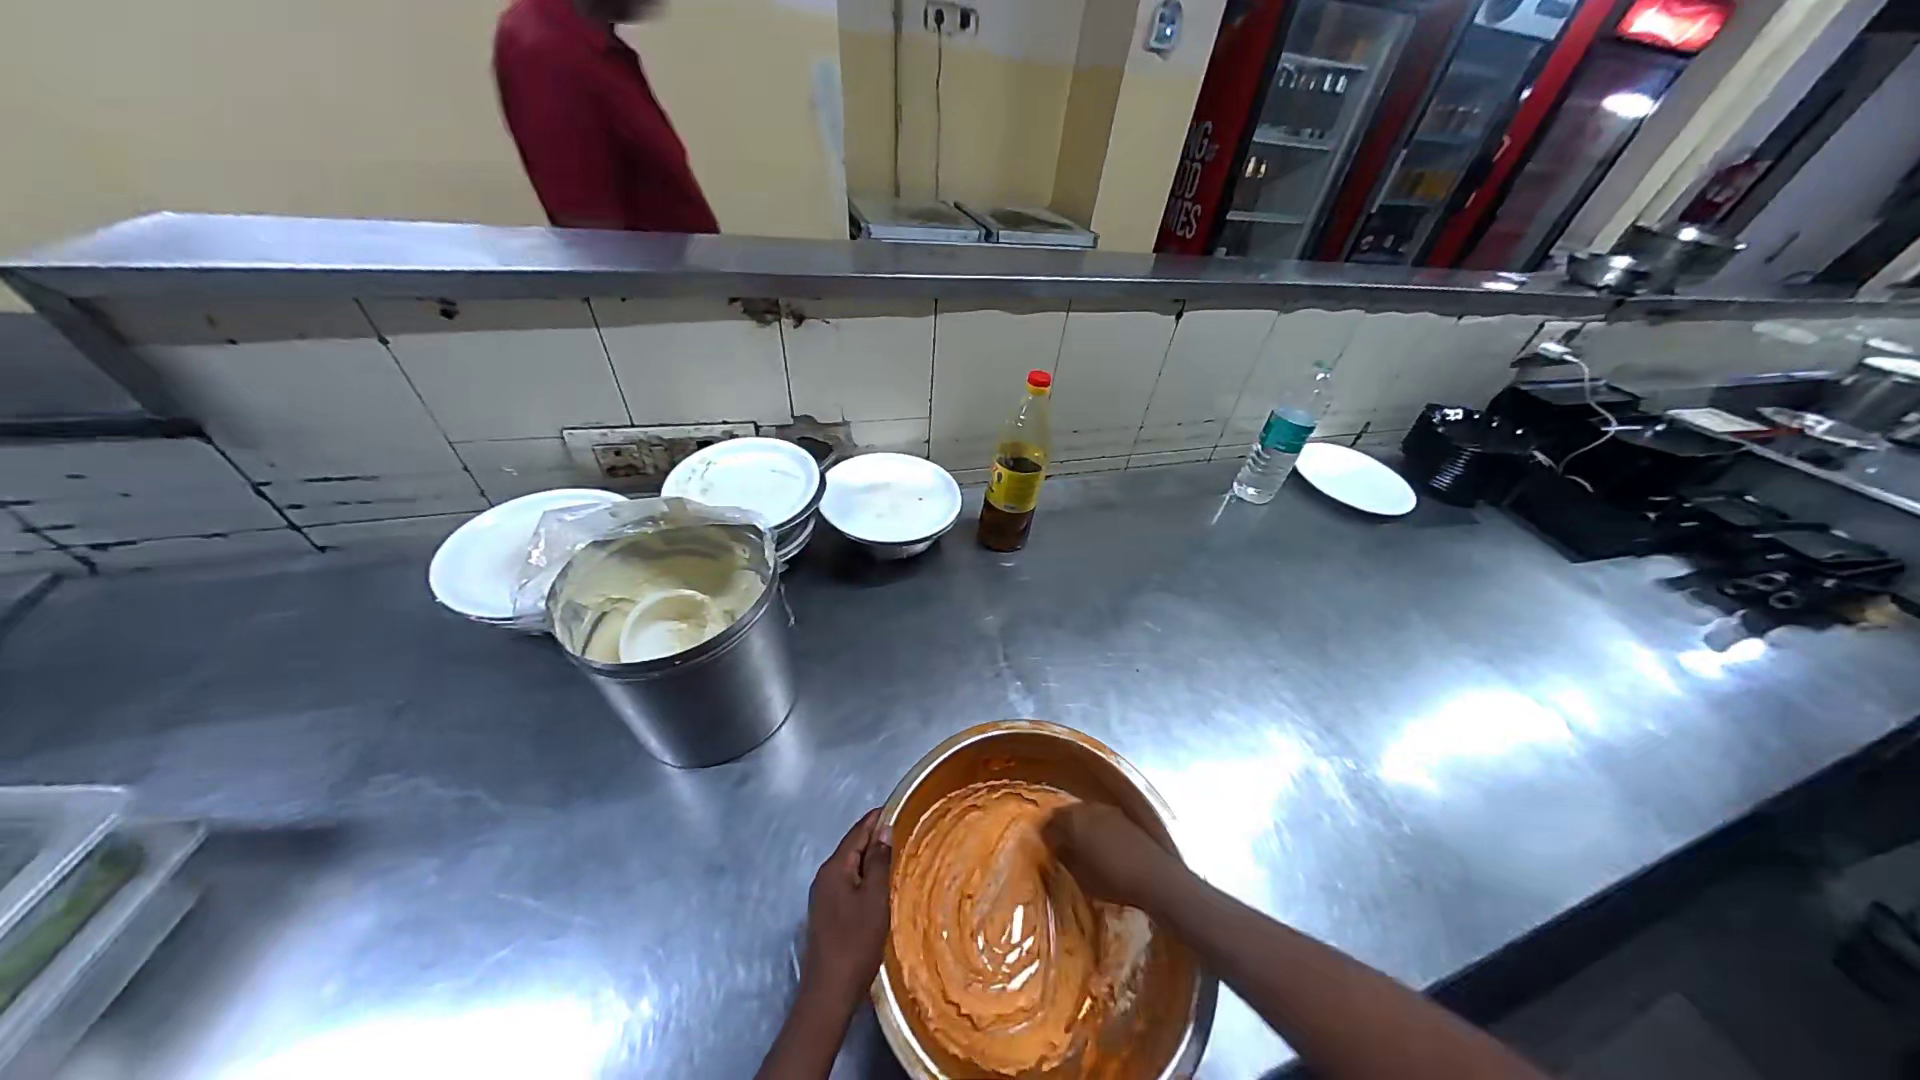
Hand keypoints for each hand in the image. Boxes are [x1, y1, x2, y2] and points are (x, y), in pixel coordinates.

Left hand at [802, 808, 893, 1005]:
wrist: (830, 990)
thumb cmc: (856, 941)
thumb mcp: (874, 898)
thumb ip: (879, 862)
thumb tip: (884, 830)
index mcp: (834, 868)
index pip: (857, 833)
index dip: (876, 819)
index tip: (895, 807)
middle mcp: (824, 877)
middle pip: (852, 847)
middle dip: (874, 836)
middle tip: (901, 827)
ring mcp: (823, 896)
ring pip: (850, 865)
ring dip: (870, 857)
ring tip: (895, 851)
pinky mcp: (827, 912)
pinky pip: (848, 881)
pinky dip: (864, 874)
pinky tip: (879, 881)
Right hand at [1042, 801, 1182, 910]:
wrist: (1154, 876)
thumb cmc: (1112, 878)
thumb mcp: (1080, 875)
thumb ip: (1064, 857)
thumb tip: (1055, 847)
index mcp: (1072, 820)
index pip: (1049, 822)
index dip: (1045, 834)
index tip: (1044, 846)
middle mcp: (1088, 809)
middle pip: (1067, 814)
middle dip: (1061, 827)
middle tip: (1059, 844)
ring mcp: (1108, 811)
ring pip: (1085, 814)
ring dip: (1080, 825)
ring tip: (1080, 844)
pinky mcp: (1125, 818)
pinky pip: (1101, 818)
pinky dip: (1096, 828)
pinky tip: (1101, 844)